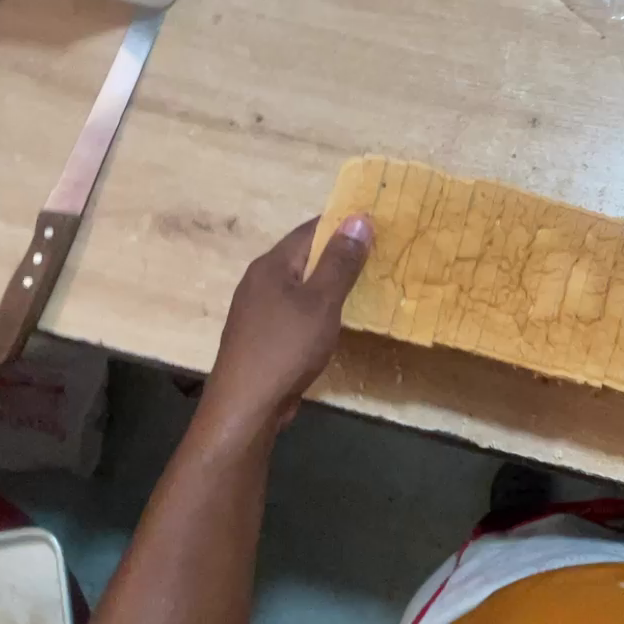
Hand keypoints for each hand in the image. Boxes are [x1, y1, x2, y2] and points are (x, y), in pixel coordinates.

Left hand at [200, 214, 372, 435]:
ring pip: (299, 283)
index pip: (311, 229)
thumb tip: (358, 218)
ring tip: (363, 284)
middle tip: (378, 255)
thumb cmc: (286, 348)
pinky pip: (294, 307)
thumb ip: (340, 262)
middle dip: (338, 252)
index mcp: (272, 265)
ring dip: (328, 281)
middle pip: (303, 255)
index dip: (343, 224)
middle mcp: (260, 280)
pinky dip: (318, 305)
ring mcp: (257, 309)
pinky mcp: (261, 334)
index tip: (376, 226)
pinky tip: (333, 318)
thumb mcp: (322, 302)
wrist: (246, 405)